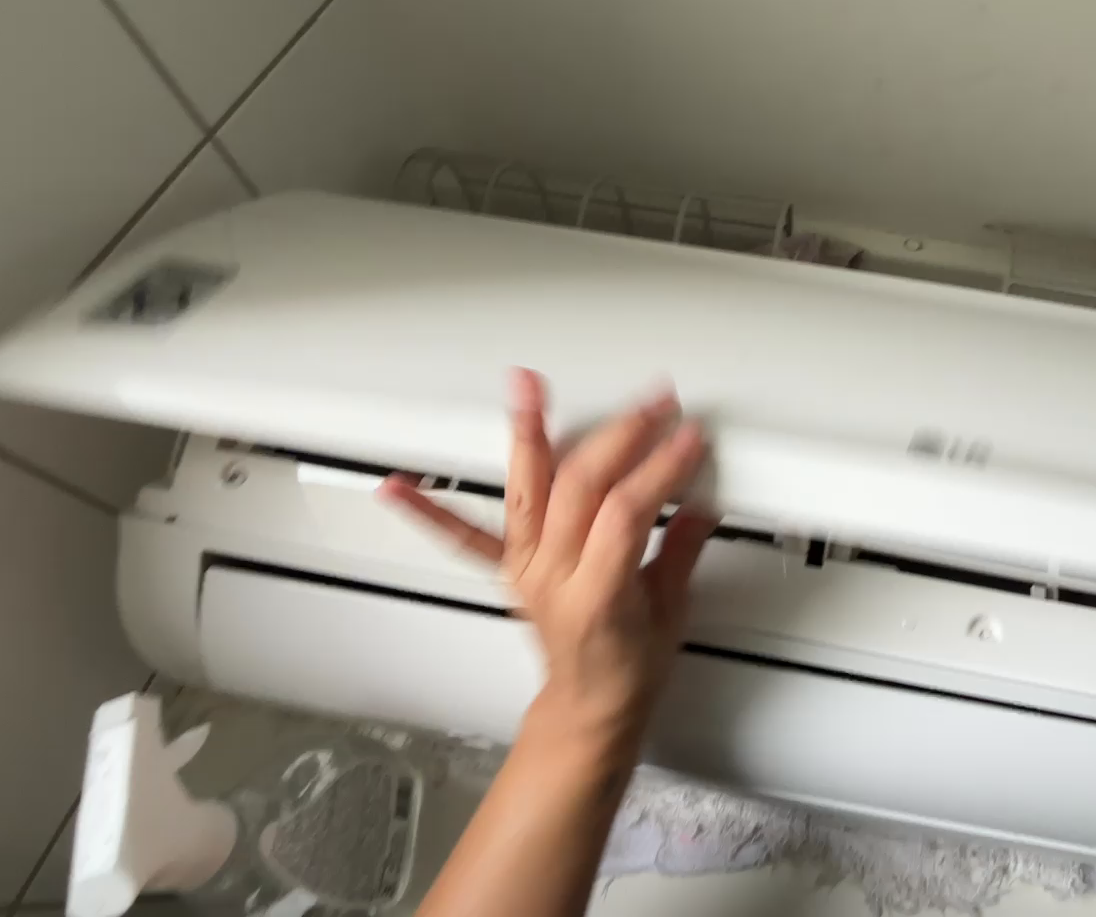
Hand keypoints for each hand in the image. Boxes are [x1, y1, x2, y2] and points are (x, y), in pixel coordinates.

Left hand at [380, 368, 716, 746]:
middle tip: (650, 403)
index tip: (686, 437)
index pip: (626, 513)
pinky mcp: (509, 569)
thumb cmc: (628, 672)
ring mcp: (525, 570)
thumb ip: (680, 550)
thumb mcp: (671, 611)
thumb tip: (698, 503)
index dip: (658, 470)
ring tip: (526, 389)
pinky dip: (430, 512)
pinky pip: (464, 539)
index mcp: (599, 596)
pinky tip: (397, 488)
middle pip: (579, 490)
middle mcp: (552, 577)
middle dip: (618, 437)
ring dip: (526, 437)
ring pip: (525, 492)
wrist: (589, 707)